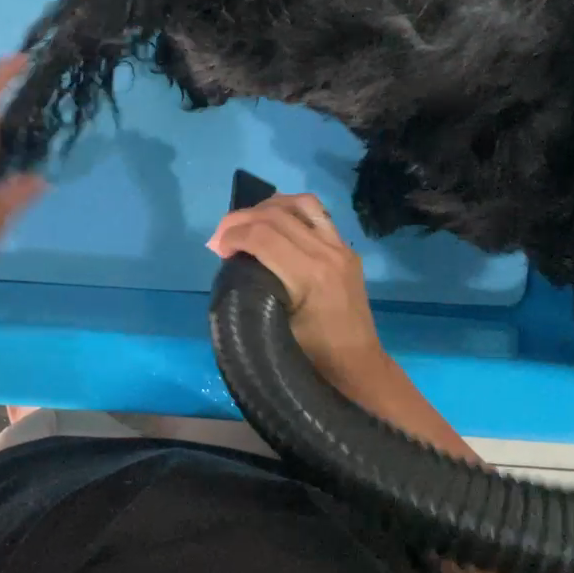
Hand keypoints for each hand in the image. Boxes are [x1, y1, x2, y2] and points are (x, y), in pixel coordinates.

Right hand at [207, 193, 386, 383]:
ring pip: (299, 204)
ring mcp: (341, 248)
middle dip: (240, 220)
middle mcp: (328, 254)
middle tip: (220, 238)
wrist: (357, 368)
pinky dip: (289, 211)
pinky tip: (273, 225)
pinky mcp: (346, 250)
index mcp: (309, 276)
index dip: (232, 236)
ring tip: (246, 224)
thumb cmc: (311, 359)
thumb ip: (252, 293)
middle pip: (275, 215)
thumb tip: (232, 267)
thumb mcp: (272, 329)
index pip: (262, 236)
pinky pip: (316, 214)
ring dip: (266, 207)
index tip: (216, 250)